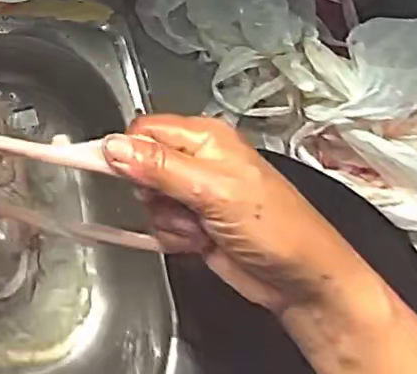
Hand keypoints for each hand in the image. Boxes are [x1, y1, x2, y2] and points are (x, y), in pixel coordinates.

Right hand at [104, 115, 387, 316]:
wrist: (309, 286)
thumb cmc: (279, 229)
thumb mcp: (213, 191)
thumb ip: (159, 166)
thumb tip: (114, 146)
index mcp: (203, 136)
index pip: (143, 130)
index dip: (124, 149)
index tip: (106, 167)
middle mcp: (196, 157)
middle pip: (141, 162)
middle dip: (151, 190)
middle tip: (175, 203)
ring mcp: (195, 190)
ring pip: (148, 196)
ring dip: (165, 217)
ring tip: (197, 226)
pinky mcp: (194, 219)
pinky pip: (161, 222)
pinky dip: (172, 234)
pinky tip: (199, 240)